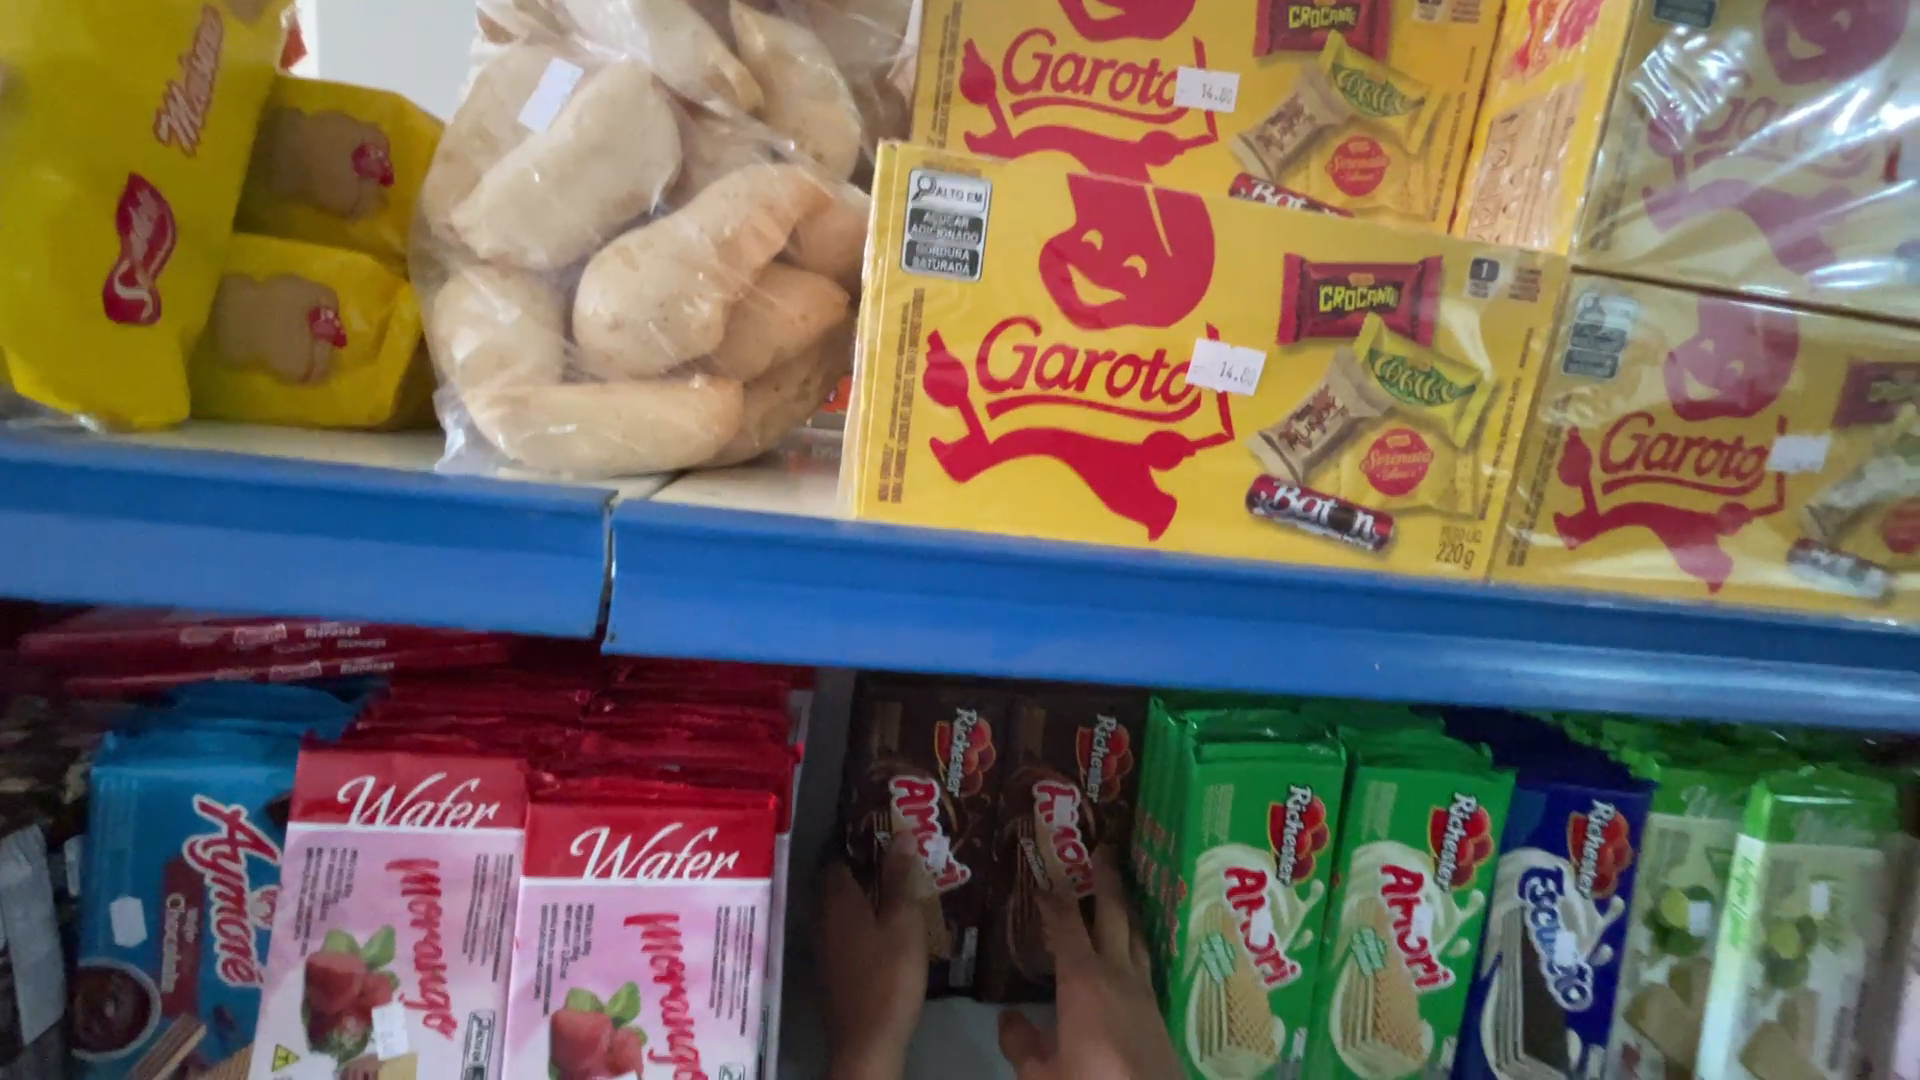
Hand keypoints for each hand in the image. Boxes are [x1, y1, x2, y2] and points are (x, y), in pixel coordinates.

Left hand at [819, 846, 930, 1079]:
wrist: (868, 1042)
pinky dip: (861, 922)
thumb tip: (901, 832)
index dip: (857, 843)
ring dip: (863, 897)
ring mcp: (826, 948)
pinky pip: (845, 931)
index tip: (881, 833)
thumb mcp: (902, 920)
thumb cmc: (888, 973)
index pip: (838, 858)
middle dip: (862, 869)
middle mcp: (825, 919)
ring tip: (894, 889)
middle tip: (895, 859)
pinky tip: (884, 927)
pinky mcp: (834, 971)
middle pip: (838, 883)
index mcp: (839, 900)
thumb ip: (899, 877)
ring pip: (841, 909)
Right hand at [998, 849, 1178, 1079]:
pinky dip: (1135, 942)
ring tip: (1120, 890)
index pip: (1067, 923)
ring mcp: (1143, 991)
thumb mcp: (1042, 1078)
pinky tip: (1132, 949)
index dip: (1054, 897)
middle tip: (1103, 849)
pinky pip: (1145, 962)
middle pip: (1113, 913)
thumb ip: (1021, 1044)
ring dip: (1126, 907)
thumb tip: (1006, 1017)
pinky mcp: (1159, 1013)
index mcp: (1082, 979)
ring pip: (1135, 934)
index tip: (1043, 878)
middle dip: (1106, 879)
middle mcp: (1116, 973)